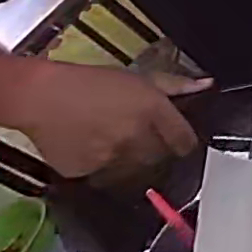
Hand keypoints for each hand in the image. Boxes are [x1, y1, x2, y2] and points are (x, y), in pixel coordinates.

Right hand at [11, 63, 209, 178]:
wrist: (44, 98)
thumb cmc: (97, 81)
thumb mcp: (143, 77)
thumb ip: (177, 84)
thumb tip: (207, 85)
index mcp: (153, 110)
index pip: (181, 137)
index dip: (187, 143)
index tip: (187, 145)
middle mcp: (134, 136)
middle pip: (158, 156)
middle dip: (160, 151)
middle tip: (153, 143)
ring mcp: (107, 157)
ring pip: (131, 168)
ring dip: (133, 161)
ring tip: (124, 146)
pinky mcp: (82, 172)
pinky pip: (102, 174)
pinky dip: (105, 166)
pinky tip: (97, 149)